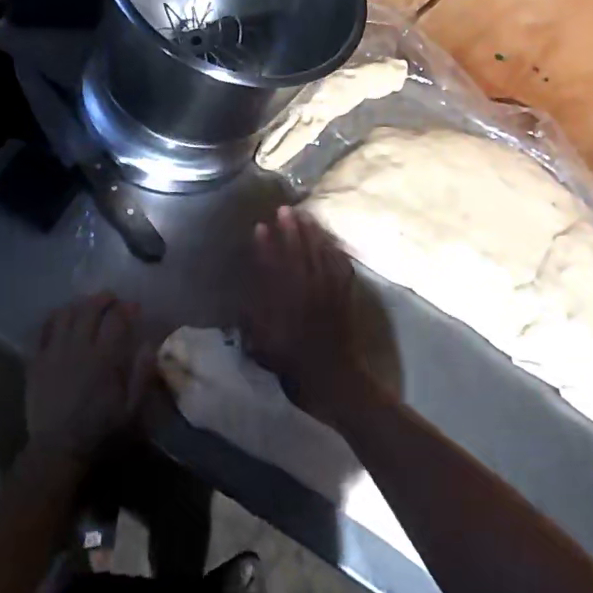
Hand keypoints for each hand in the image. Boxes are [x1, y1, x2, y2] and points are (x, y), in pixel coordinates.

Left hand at [25, 294, 153, 459]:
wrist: (58, 451)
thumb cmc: (100, 431)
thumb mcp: (132, 410)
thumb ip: (142, 375)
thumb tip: (149, 344)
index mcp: (104, 359)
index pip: (116, 319)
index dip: (127, 308)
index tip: (135, 308)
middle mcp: (78, 348)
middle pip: (89, 309)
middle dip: (103, 299)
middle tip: (112, 300)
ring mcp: (53, 353)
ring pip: (64, 314)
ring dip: (78, 305)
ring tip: (87, 306)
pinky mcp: (35, 361)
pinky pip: (42, 330)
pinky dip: (53, 318)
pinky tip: (62, 319)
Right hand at [243, 207, 379, 423]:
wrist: (336, 382)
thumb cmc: (296, 368)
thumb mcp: (265, 346)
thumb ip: (254, 318)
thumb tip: (246, 292)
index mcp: (286, 304)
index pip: (274, 267)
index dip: (266, 246)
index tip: (259, 227)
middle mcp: (309, 293)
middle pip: (299, 254)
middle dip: (291, 231)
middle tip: (283, 210)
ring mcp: (330, 294)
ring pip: (321, 256)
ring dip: (313, 234)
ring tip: (304, 216)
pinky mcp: (346, 298)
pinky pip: (341, 268)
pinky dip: (335, 252)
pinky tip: (329, 242)